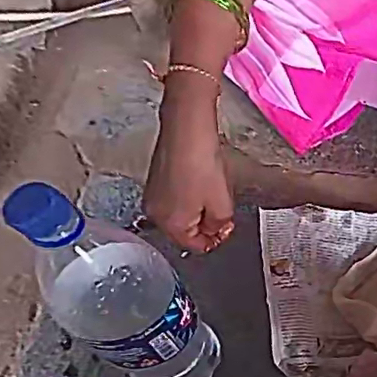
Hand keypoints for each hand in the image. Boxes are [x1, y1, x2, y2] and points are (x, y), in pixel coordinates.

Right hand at [146, 90, 234, 251]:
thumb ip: (218, 227)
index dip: (214, 240)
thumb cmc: (201, 165)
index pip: (194, 246)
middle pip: (184, 231)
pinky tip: (201, 181)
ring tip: (212, 192)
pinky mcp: (154, 179)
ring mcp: (152, 195)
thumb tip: (214, 231)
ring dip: (197, 209)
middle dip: (205, 225)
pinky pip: (174, 197)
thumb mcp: (222, 207)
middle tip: (222, 211)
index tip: (225, 228)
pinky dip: (188, 195)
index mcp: (170, 225)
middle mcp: (155, 213)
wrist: (187, 129)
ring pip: (180, 214)